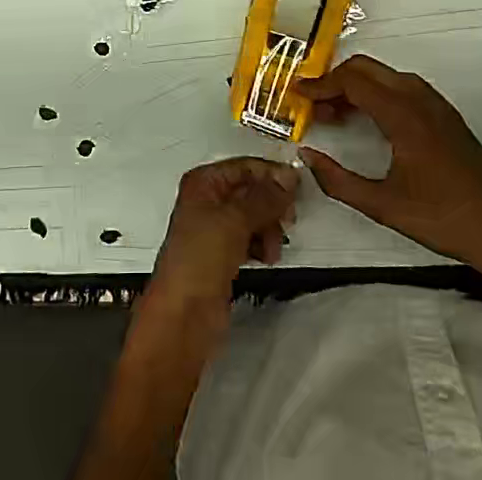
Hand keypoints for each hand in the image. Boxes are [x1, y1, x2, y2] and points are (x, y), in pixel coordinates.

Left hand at [151, 157, 297, 302]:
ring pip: (254, 216)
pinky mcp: (223, 253)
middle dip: (271, 205)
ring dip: (268, 228)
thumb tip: (286, 177)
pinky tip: (264, 256)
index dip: (270, 174)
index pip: (243, 166)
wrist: (184, 313)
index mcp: (202, 183)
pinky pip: (251, 238)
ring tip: (270, 246)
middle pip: (251, 191)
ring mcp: (215, 228)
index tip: (296, 185)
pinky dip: (261, 245)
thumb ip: (264, 197)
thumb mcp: (234, 220)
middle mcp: (207, 201)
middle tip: (286, 218)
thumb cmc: (196, 261)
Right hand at [295, 56, 481, 266]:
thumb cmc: (442, 219)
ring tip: (335, 112)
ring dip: (357, 85)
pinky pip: (404, 87)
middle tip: (313, 103)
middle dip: (335, 80)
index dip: (320, 85)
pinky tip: (368, 119)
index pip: (353, 83)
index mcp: (405, 118)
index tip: (298, 94)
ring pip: (387, 75)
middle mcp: (422, 103)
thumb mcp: (381, 205)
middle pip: (368, 69)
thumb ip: (337, 180)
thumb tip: (308, 157)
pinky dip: (378, 92)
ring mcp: (437, 107)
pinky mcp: (446, 117)